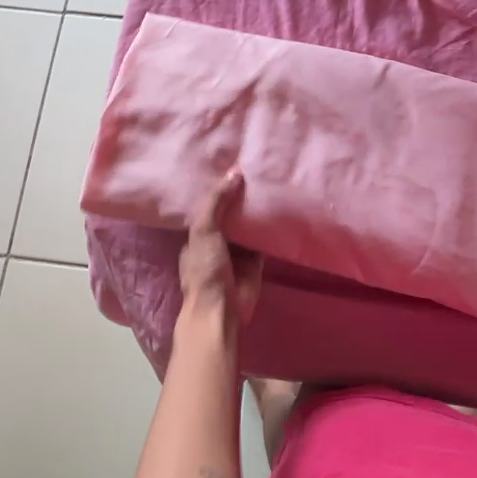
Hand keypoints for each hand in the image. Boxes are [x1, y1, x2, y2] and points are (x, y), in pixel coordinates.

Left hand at [178, 170, 263, 330]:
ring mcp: (236, 254)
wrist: (223, 309)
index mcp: (196, 236)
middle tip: (256, 171)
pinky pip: (263, 240)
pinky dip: (269, 229)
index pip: (208, 208)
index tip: (232, 168)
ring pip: (247, 227)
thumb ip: (217, 202)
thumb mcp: (204, 229)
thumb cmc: (205, 269)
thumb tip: (235, 172)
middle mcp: (215, 243)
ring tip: (270, 183)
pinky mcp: (255, 262)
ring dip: (255, 212)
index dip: (218, 191)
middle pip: (229, 216)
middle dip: (240, 199)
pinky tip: (279, 209)